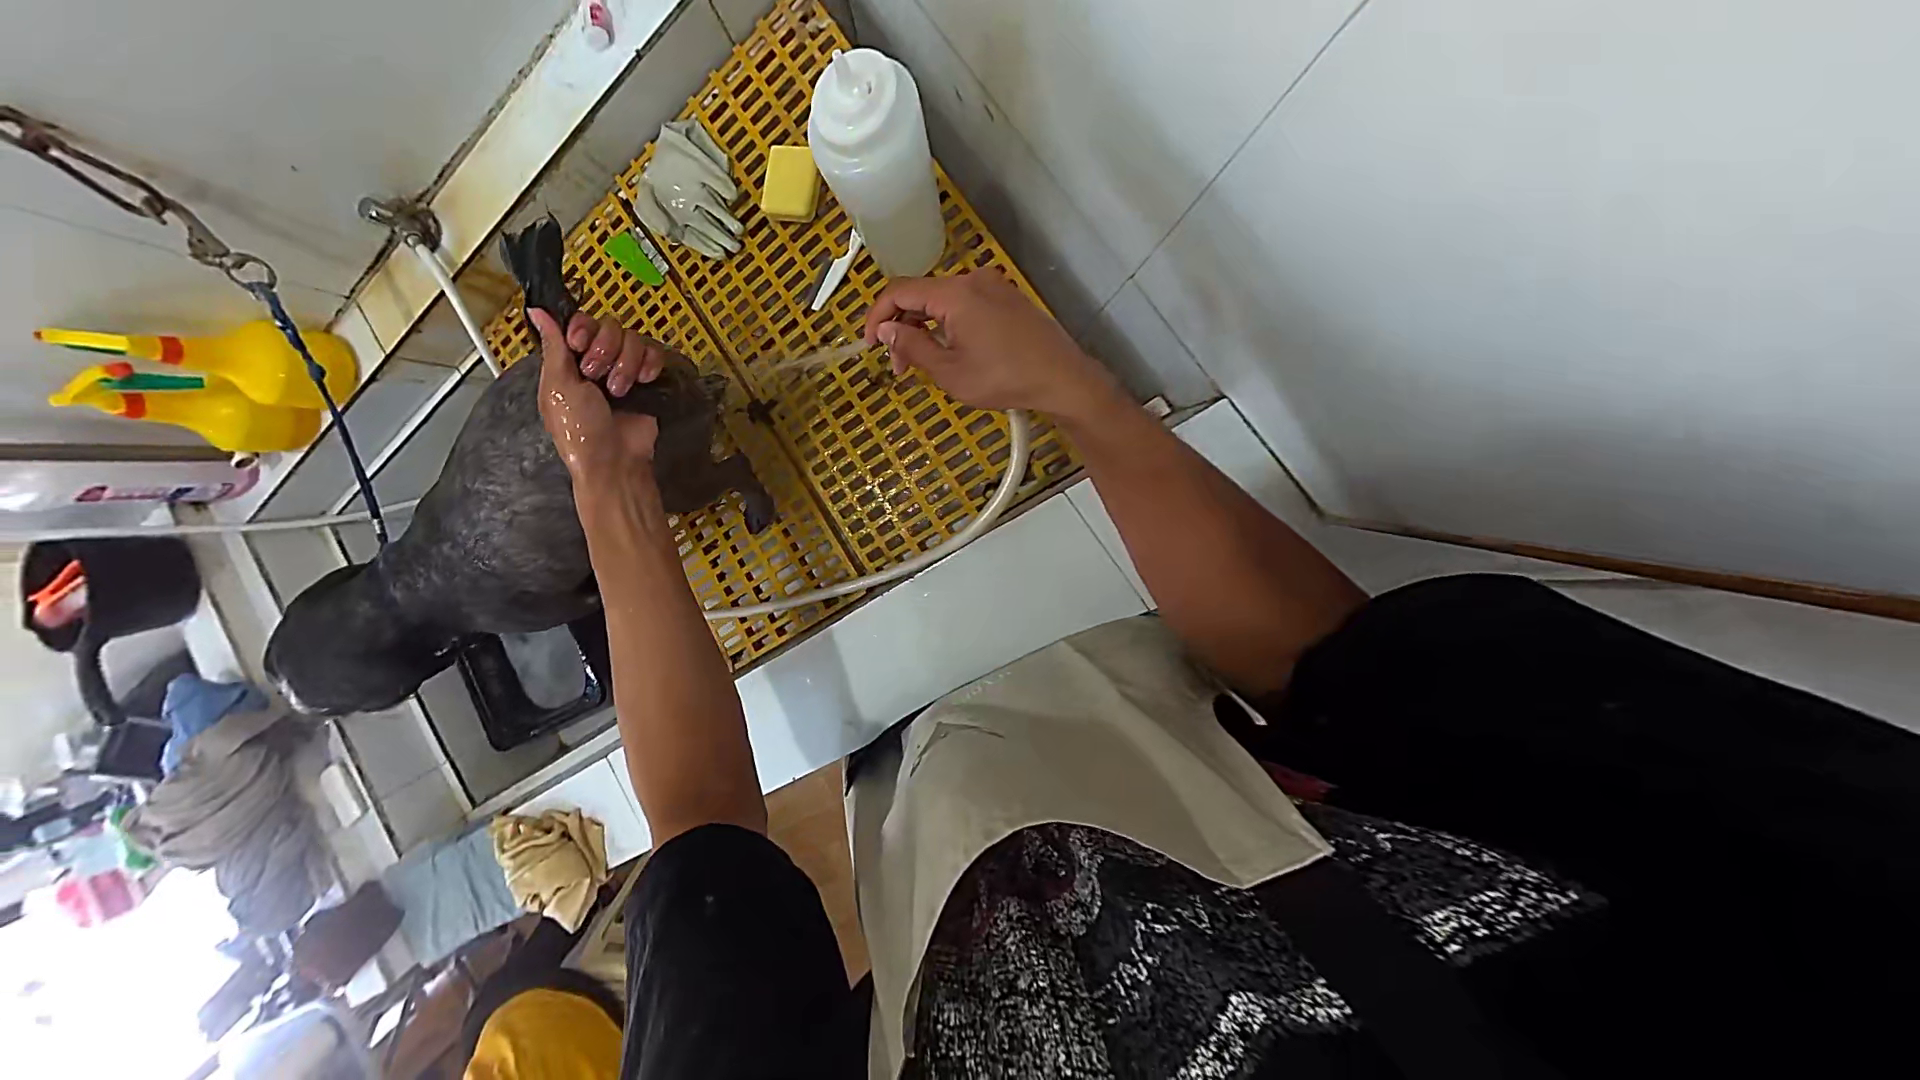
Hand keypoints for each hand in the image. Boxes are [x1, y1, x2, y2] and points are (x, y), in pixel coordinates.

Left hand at [532, 308, 664, 483]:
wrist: (615, 458)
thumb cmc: (579, 428)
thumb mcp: (558, 386)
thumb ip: (553, 346)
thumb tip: (536, 311)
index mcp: (570, 360)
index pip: (581, 322)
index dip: (583, 328)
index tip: (579, 346)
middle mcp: (598, 360)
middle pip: (609, 327)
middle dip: (604, 350)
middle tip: (597, 376)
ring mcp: (625, 369)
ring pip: (633, 340)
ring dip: (626, 364)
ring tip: (620, 390)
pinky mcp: (648, 380)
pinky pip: (654, 355)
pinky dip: (650, 364)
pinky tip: (643, 381)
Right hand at [862, 270, 1125, 422]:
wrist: (1062, 379)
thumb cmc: (1004, 379)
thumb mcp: (949, 372)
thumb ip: (912, 347)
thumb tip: (884, 331)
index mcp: (954, 293)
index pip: (899, 291)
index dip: (876, 316)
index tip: (869, 345)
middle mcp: (973, 280)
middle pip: (922, 295)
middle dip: (903, 328)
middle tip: (900, 367)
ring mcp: (994, 286)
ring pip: (943, 301)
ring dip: (926, 328)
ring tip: (925, 364)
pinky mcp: (1008, 298)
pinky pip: (966, 305)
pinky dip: (949, 324)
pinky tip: (953, 352)